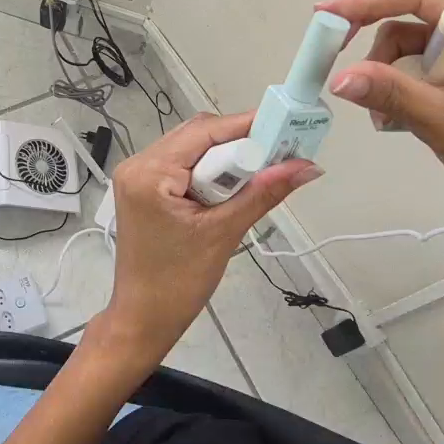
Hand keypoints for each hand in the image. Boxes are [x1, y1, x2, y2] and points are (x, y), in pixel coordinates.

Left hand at [84, 113, 320, 370]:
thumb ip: (264, 192)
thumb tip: (306, 166)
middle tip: (278, 153)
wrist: (144, 318)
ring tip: (260, 172)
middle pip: (196, 135)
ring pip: (191, 149)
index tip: (285, 127)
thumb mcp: (225, 232)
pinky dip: (209, 172)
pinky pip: (182, 166)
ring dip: (225, 158)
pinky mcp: (143, 190)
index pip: (204, 131)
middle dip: (238, 143)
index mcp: (149, 172)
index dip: (246, 125)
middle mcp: (137, 165)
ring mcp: (137, 177)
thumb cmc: (178, 282)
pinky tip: (232, 186)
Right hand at [316, 0, 443, 216]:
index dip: (369, 0)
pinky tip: (394, 114)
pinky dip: (396, 80)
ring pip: (408, 34)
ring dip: (385, 68)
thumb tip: (339, 77)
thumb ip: (389, 92)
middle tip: (338, 49)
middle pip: (412, 2)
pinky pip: (415, 57)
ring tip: (382, 113)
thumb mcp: (439, 122)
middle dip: (373, 26)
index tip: (326, 14)